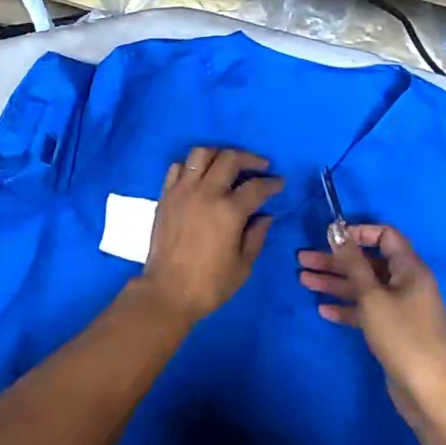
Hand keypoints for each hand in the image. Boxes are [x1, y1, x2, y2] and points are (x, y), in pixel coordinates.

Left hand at [136, 147, 282, 324]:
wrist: (168, 290)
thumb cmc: (210, 283)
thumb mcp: (243, 265)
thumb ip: (256, 236)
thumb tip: (265, 215)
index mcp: (229, 211)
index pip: (256, 187)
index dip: (272, 183)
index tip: (280, 182)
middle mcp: (205, 192)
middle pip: (229, 158)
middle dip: (249, 158)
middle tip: (260, 165)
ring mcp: (182, 190)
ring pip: (200, 154)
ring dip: (218, 153)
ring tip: (228, 163)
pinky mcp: (165, 195)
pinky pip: (177, 167)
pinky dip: (191, 165)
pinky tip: (200, 175)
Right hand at [299, 224, 445, 425]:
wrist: (432, 394)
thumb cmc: (403, 335)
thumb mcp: (372, 295)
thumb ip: (352, 262)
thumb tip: (338, 232)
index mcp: (409, 269)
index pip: (386, 236)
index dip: (359, 232)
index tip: (331, 237)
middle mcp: (406, 284)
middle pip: (367, 263)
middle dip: (335, 260)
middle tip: (303, 259)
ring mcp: (400, 309)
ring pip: (363, 287)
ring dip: (334, 282)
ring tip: (303, 280)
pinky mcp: (393, 331)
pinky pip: (366, 310)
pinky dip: (346, 307)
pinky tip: (323, 309)